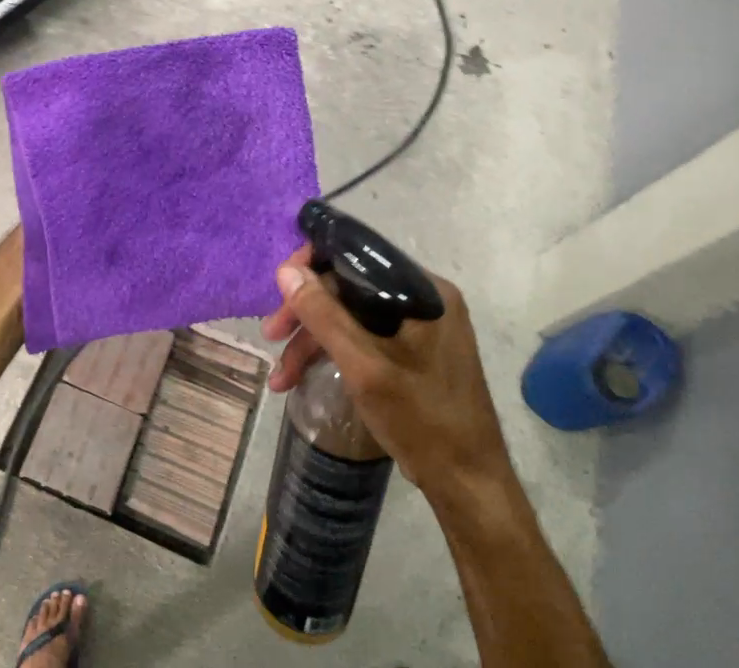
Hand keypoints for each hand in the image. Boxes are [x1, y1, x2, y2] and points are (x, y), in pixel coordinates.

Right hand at [261, 245, 508, 488]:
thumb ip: (324, 316)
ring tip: (281, 377)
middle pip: (350, 288)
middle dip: (306, 314)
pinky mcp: (413, 354)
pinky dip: (333, 354)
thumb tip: (286, 271)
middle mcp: (425, 300)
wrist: (468, 483)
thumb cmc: (423, 421)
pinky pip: (364, 338)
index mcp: (424, 291)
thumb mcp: (364, 366)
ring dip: (313, 341)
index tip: (278, 289)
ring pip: (352, 317)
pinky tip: (304, 378)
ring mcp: (420, 328)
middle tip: (270, 337)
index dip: (312, 264)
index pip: (358, 254)